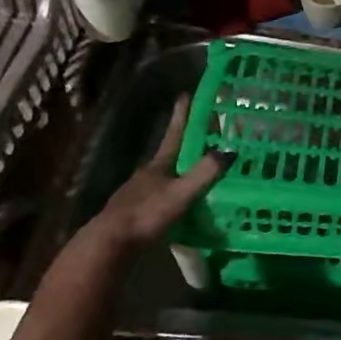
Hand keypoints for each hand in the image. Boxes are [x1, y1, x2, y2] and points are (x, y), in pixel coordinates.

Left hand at [91, 95, 229, 244]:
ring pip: (164, 176)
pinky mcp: (136, 212)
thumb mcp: (181, 193)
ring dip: (180, 170)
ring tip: (197, 171)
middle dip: (185, 144)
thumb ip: (205, 173)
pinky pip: (161, 195)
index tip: (186, 95)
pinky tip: (182, 202)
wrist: (110, 244)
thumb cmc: (146, 214)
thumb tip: (230, 151)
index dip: (182, 116)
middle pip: (170, 154)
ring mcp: (139, 193)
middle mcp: (147, 174)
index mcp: (158, 165)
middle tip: (203, 136)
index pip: (174, 134)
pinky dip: (174, 192)